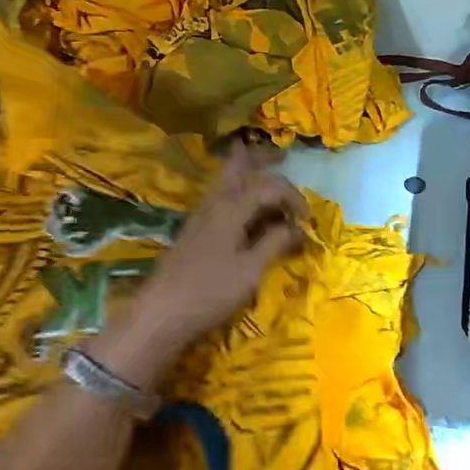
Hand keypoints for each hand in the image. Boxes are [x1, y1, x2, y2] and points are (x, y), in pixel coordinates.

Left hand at [87, 143, 306, 385]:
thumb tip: (298, 227)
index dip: (293, 197)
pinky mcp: (195, 229)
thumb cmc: (210, 291)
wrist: (161, 314)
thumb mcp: (250, 270)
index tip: (308, 219)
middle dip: (260, 157)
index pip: (269, 186)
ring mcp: (201, 214)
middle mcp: (215, 202)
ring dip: (248, 172)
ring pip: (226, 179)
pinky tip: (247, 207)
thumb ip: (275, 243)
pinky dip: (238, 191)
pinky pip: (221, 196)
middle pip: (238, 166)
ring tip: (266, 172)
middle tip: (281, 156)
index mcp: (231, 207)